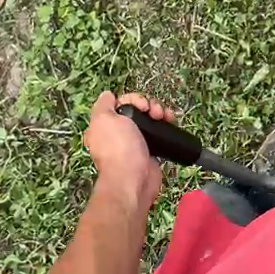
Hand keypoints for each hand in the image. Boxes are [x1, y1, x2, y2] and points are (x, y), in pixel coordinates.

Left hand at [84, 91, 177, 210]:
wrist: (134, 177)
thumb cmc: (118, 147)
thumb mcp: (103, 119)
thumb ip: (103, 104)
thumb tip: (108, 95)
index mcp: (104, 126)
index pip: (121, 102)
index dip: (133, 99)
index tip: (141, 106)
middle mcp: (118, 133)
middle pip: (137, 109)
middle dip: (149, 105)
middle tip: (155, 112)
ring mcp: (135, 142)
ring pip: (150, 118)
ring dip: (160, 112)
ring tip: (166, 118)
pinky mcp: (151, 149)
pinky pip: (159, 131)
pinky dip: (166, 124)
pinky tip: (171, 122)